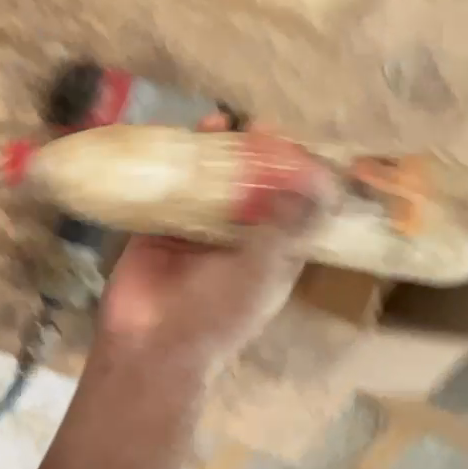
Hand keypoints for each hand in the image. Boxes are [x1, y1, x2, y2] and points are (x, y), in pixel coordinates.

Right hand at [94, 132, 329, 379]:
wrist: (151, 344)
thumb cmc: (215, 314)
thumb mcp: (264, 270)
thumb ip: (286, 223)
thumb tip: (316, 177)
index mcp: (271, 251)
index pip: (292, 203)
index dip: (295, 172)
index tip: (293, 144)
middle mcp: (233, 239)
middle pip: (247, 189)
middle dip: (252, 158)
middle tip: (255, 127)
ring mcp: (190, 235)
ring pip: (204, 188)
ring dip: (210, 159)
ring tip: (215, 124)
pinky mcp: (151, 233)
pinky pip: (160, 197)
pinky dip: (166, 173)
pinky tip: (170, 148)